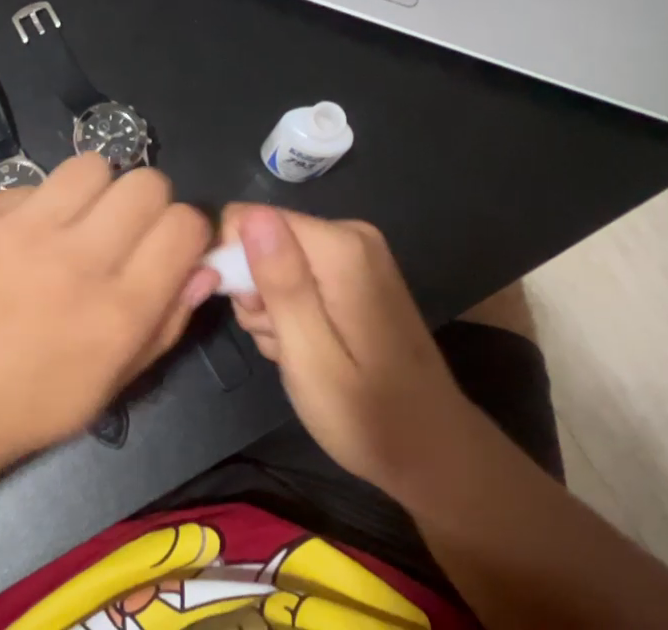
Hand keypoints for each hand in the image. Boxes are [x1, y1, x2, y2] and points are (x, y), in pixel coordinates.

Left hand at [0, 156, 216, 464]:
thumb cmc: (25, 409)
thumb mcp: (110, 387)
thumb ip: (166, 325)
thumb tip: (202, 267)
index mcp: (117, 314)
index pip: (184, 226)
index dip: (187, 231)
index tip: (169, 246)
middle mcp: (76, 262)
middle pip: (146, 183)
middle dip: (149, 203)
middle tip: (124, 231)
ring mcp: (22, 233)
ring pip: (92, 166)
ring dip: (96, 191)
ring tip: (76, 222)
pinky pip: (33, 185)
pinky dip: (40, 206)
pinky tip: (21, 240)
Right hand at [227, 205, 476, 493]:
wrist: (431, 449)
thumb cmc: (366, 414)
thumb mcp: (310, 355)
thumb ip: (281, 283)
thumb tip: (250, 217)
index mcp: (341, 248)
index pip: (250, 219)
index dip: (236, 265)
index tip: (254, 315)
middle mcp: (351, 237)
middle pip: (263, 240)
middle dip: (256, 292)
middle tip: (279, 342)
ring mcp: (356, 255)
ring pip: (275, 262)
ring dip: (272, 310)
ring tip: (298, 353)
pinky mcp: (355, 274)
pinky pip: (298, 276)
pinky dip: (293, 314)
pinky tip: (310, 349)